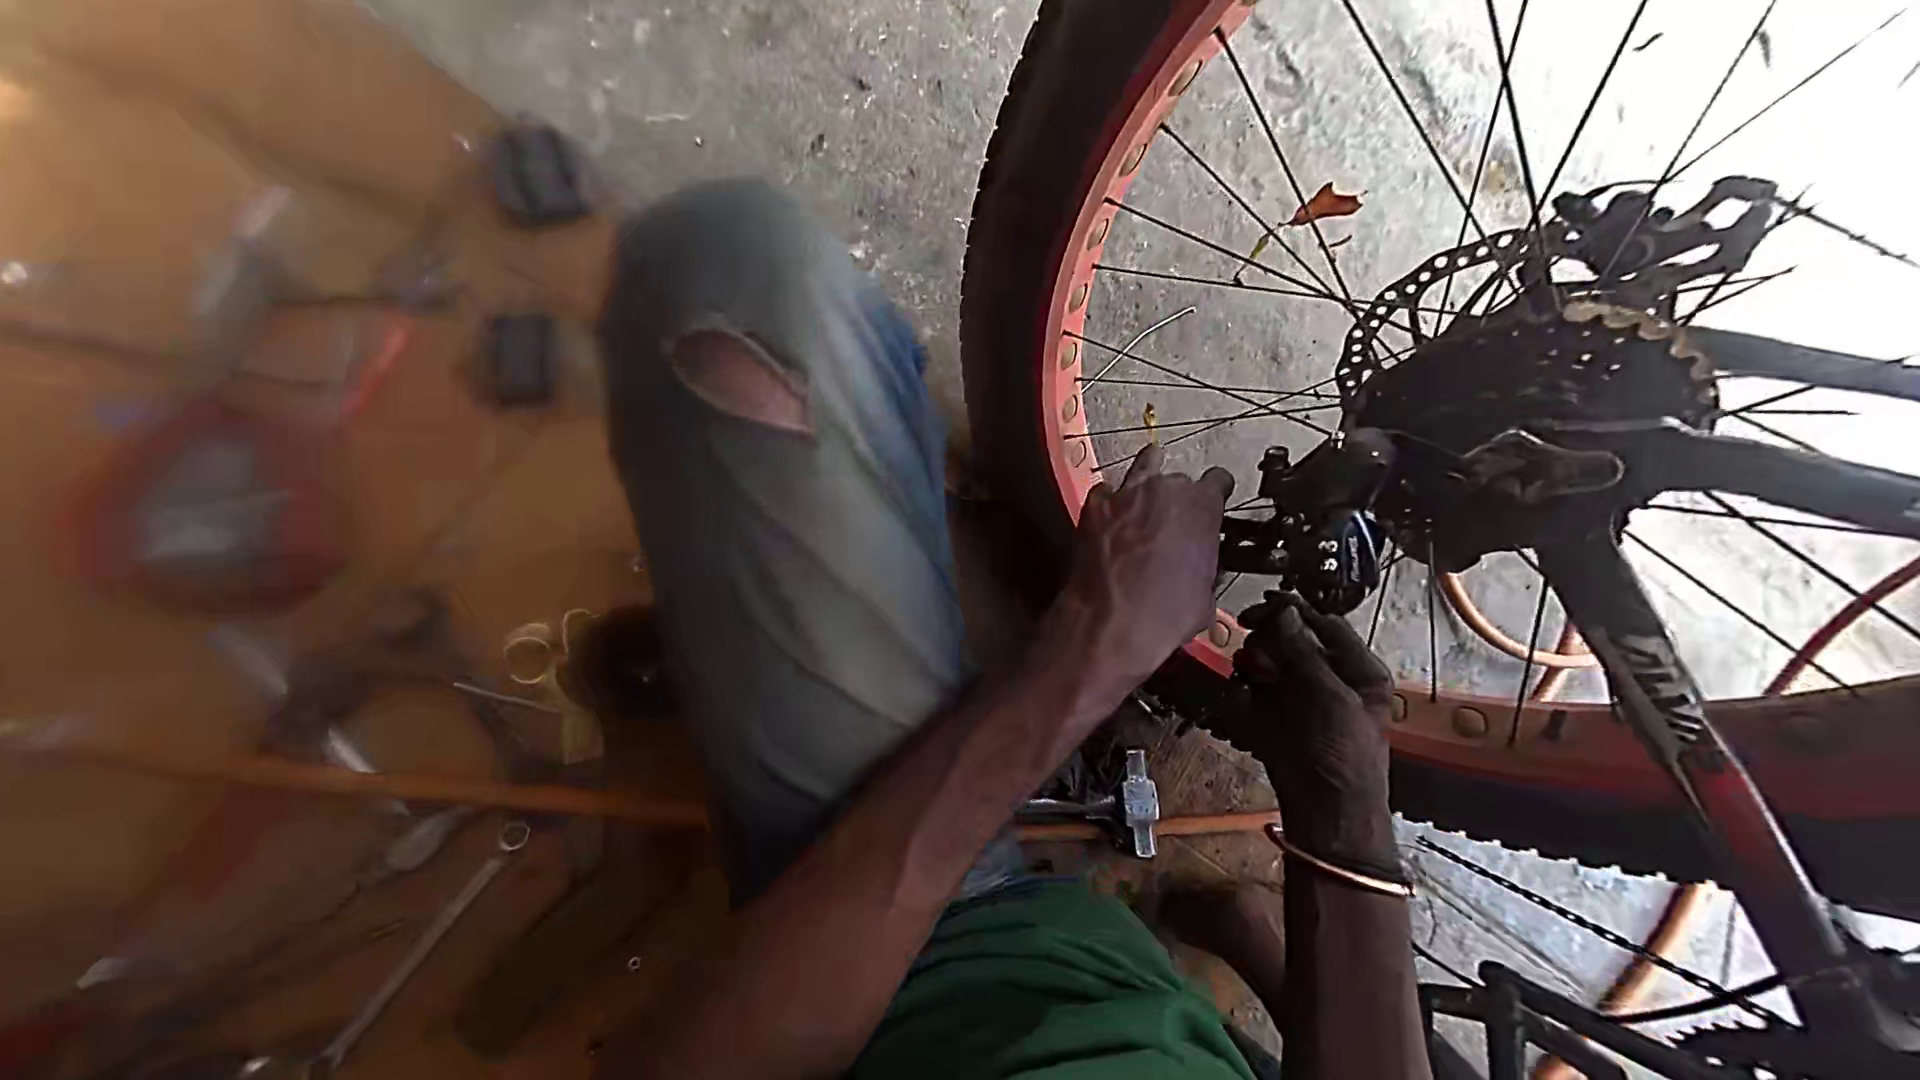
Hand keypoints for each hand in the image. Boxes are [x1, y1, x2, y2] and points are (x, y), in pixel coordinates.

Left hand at [1043, 443, 1232, 723]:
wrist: (1112, 620)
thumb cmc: (1164, 612)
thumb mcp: (1205, 592)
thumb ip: (1205, 562)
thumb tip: (1197, 567)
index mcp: (1203, 505)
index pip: (1217, 481)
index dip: (1214, 494)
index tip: (1209, 505)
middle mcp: (1165, 489)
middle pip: (1176, 479)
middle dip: (1175, 498)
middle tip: (1170, 522)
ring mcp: (1125, 493)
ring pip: (1141, 468)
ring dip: (1145, 483)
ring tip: (1144, 499)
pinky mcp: (1093, 506)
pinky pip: (1104, 492)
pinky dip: (1108, 503)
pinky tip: (1109, 519)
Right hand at [1231, 592, 1398, 872]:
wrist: (1323, 806)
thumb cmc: (1342, 752)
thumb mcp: (1329, 698)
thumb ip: (1303, 652)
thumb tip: (1283, 611)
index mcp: (1357, 669)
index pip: (1325, 624)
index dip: (1296, 610)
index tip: (1264, 601)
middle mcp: (1328, 674)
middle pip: (1293, 636)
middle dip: (1271, 634)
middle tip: (1252, 633)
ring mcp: (1299, 690)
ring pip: (1271, 655)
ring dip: (1258, 655)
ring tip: (1254, 668)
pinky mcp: (1274, 706)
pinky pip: (1256, 677)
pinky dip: (1248, 675)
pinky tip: (1246, 680)